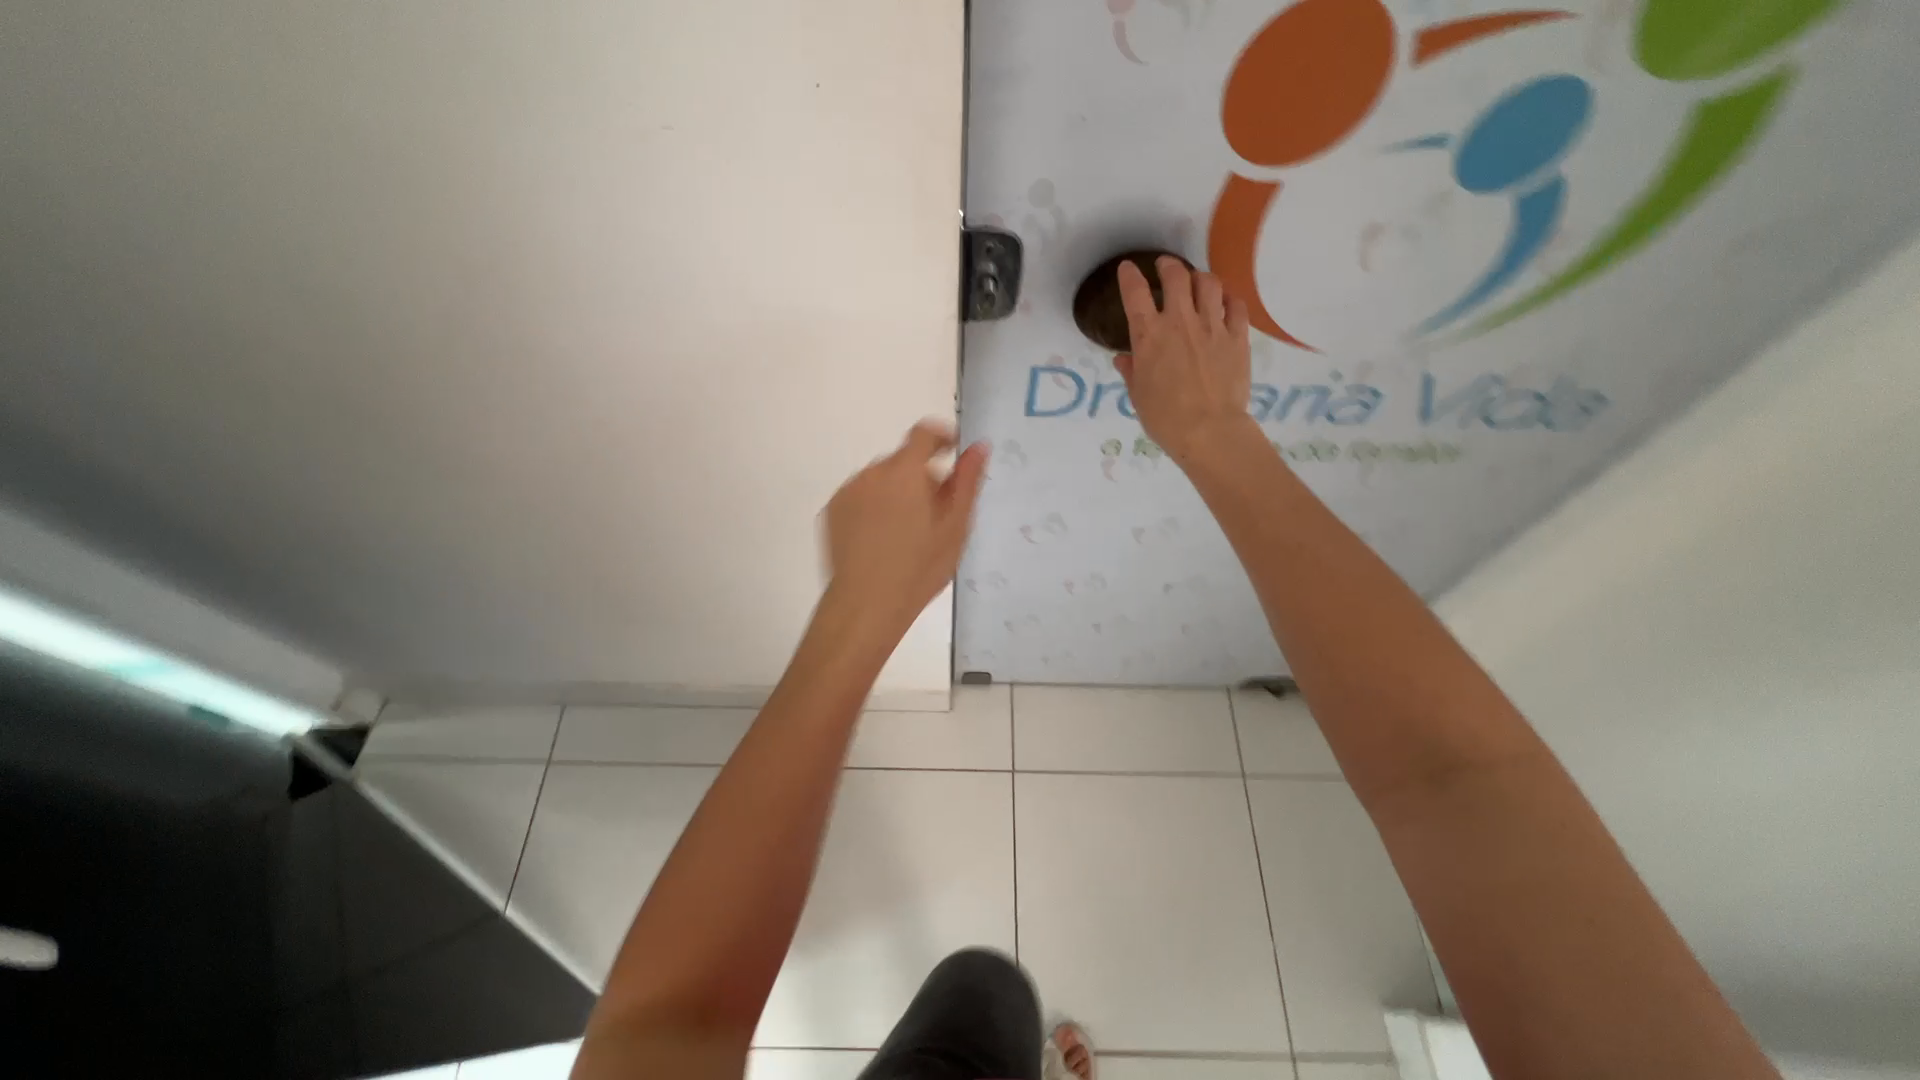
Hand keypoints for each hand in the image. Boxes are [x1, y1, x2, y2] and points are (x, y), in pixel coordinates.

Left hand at [823, 421, 988, 629]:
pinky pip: (859, 498)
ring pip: (880, 480)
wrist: (866, 604)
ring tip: (907, 533)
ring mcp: (847, 492)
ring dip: (896, 492)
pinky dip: (873, 508)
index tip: (954, 454)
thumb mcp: (955, 528)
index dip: (942, 437)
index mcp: (905, 471)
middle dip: (920, 477)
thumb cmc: (919, 568)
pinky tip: (882, 540)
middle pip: (902, 461)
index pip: (924, 434)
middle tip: (936, 513)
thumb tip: (978, 447)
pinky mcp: (831, 512)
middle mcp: (872, 473)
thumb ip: (967, 481)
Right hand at [1114, 256, 1255, 463]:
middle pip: (1176, 276)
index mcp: (1149, 335)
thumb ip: (1131, 371)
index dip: (1129, 276)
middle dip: (1169, 266)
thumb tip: (1124, 358)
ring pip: (1208, 283)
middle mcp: (1180, 322)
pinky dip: (1229, 299)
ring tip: (1197, 282)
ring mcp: (1212, 326)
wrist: (1208, 431)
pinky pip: (1236, 305)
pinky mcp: (1237, 336)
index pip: (1135, 293)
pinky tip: (1225, 302)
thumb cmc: (1165, 417)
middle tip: (1166, 267)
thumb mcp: (1138, 396)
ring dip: (1199, 278)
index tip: (1128, 269)